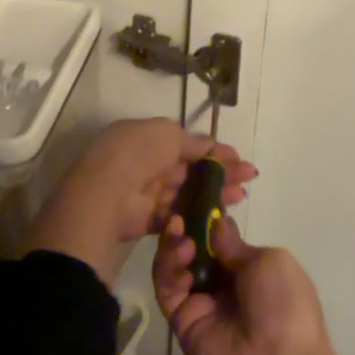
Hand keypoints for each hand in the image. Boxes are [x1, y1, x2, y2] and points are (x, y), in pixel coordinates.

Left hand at [26, 118, 255, 285]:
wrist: (106, 193)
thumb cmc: (137, 154)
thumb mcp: (167, 134)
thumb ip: (191, 141)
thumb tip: (210, 145)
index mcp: (145, 138)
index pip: (184, 144)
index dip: (213, 151)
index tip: (238, 159)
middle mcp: (144, 163)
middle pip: (189, 169)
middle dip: (220, 173)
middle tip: (249, 179)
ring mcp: (145, 193)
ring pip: (186, 193)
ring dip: (214, 195)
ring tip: (241, 197)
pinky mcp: (146, 220)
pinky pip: (175, 217)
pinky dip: (195, 216)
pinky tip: (218, 217)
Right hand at [153, 216, 336, 354]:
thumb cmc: (286, 308)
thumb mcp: (271, 262)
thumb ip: (235, 244)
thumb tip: (216, 224)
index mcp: (251, 270)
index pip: (219, 238)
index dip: (205, 217)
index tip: (192, 194)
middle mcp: (223, 284)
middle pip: (194, 248)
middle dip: (185, 226)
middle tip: (177, 210)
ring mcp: (200, 302)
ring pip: (176, 264)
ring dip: (175, 243)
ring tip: (180, 234)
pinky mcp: (180, 320)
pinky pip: (166, 287)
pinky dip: (168, 266)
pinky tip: (181, 252)